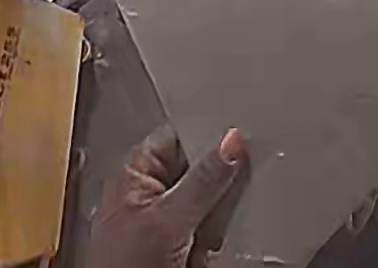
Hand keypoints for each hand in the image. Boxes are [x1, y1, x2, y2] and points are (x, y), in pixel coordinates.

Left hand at [88, 127, 248, 267]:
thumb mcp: (166, 222)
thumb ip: (202, 180)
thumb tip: (232, 140)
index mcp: (136, 173)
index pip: (182, 133)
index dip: (210, 130)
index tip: (241, 129)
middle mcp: (151, 192)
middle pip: (200, 165)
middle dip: (221, 174)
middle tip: (239, 175)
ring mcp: (167, 222)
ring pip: (210, 196)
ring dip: (224, 205)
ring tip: (225, 214)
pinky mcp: (182, 247)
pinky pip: (213, 224)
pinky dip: (223, 229)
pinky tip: (224, 234)